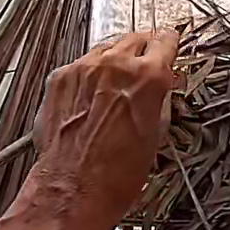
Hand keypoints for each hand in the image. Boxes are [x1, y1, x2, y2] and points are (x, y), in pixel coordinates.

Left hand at [20, 29, 180, 229]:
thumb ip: (160, 97)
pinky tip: (92, 98)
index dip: (169, 44)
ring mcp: (84, 69)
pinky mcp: (60, 78)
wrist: (73, 190)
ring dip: (115, 60)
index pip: (165, 40)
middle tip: (145, 66)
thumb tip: (161, 85)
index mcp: (147, 77)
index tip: (169, 45)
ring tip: (117, 85)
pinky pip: (81, 65)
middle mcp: (115, 65)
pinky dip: (89, 75)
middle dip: (143, 51)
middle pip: (135, 39)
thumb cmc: (116, 173)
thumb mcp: (157, 132)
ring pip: (106, 49)